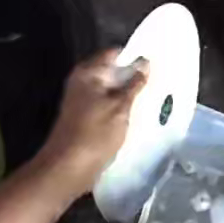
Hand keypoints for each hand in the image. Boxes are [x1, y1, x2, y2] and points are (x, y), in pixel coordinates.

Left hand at [34, 49, 149, 198]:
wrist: (66, 169)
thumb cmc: (94, 134)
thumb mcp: (120, 107)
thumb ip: (134, 84)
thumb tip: (145, 63)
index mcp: (88, 72)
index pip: (115, 53)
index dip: (134, 56)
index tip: (154, 63)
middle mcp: (82, 81)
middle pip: (112, 71)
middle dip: (132, 76)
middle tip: (157, 81)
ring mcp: (81, 99)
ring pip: (110, 89)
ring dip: (127, 93)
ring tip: (151, 97)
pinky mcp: (83, 116)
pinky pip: (105, 103)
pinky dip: (118, 106)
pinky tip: (135, 114)